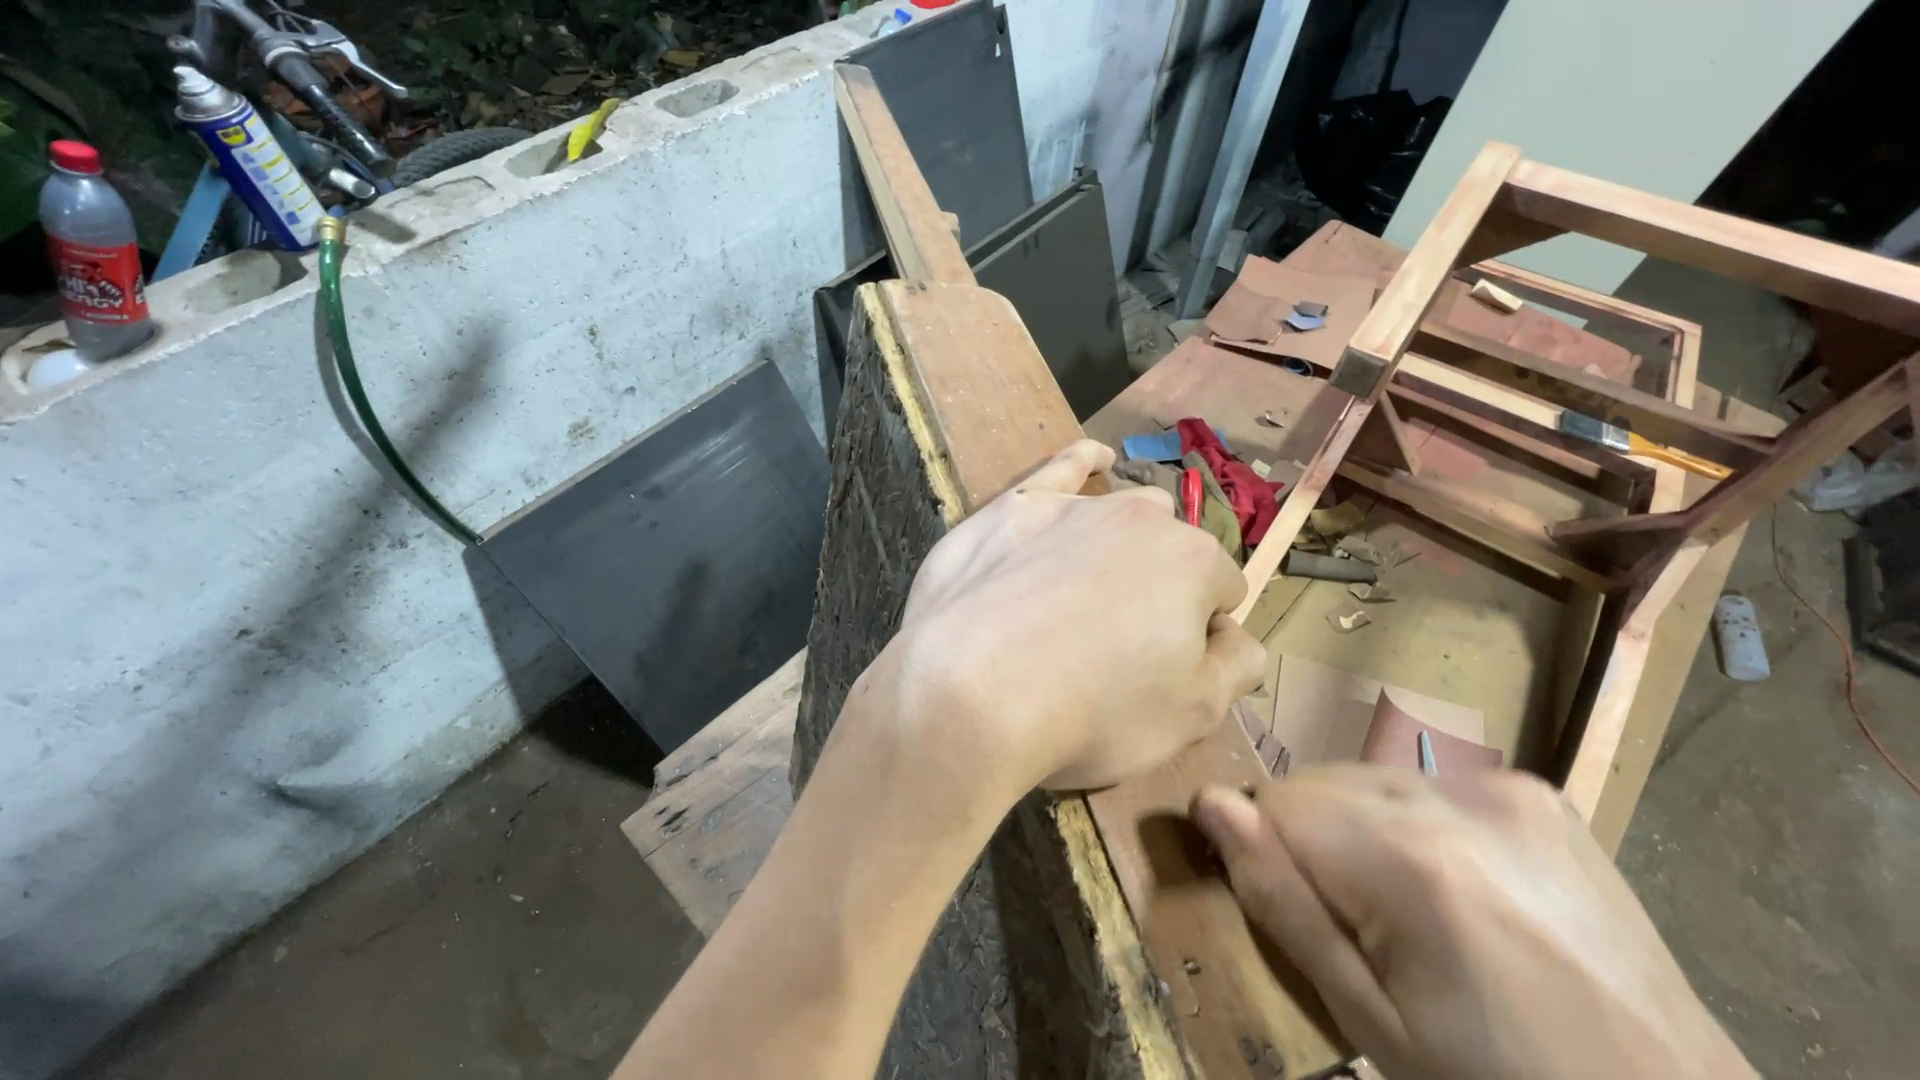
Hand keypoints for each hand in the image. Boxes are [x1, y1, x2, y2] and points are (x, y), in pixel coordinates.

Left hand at [864, 438, 1263, 792]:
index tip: (1168, 670)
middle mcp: (1139, 518)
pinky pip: (1061, 468)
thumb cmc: (1093, 713)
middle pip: (1172, 549)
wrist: (970, 695)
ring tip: (1098, 586)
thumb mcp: (1193, 715)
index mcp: (1194, 562)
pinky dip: (1083, 462)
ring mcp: (1071, 507)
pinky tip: (1095, 460)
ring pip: (1120, 514)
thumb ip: (1236, 666)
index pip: (1222, 593)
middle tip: (1123, 643)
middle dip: (1164, 586)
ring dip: (1124, 542)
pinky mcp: (1011, 509)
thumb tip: (1235, 635)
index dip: (1203, 635)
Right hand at [1193, 769, 1756, 1079]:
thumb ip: (1283, 905)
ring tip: (1410, 914)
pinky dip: (1415, 824)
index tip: (1296, 917)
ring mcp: (1508, 787)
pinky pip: (1428, 785)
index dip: (1265, 854)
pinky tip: (1457, 889)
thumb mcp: (1370, 1021)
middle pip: (1320, 782)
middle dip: (1312, 841)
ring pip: (1368, 778)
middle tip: (1359, 931)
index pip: (1275, 800)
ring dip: (1360, 830)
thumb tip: (1211, 807)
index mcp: (1410, 859)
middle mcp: (1458, 796)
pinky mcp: (1539, 795)